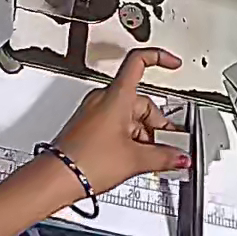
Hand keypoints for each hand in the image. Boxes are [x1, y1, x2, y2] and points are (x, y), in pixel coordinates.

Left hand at [50, 47, 188, 194]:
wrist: (56, 178)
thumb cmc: (85, 161)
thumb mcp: (135, 159)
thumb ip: (164, 156)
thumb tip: (180, 156)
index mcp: (117, 96)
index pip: (139, 61)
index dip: (159, 57)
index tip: (173, 63)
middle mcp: (104, 99)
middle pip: (140, 100)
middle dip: (157, 123)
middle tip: (169, 144)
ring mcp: (95, 112)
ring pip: (129, 115)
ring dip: (143, 133)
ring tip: (151, 157)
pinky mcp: (89, 126)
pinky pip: (116, 123)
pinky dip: (129, 137)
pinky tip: (135, 157)